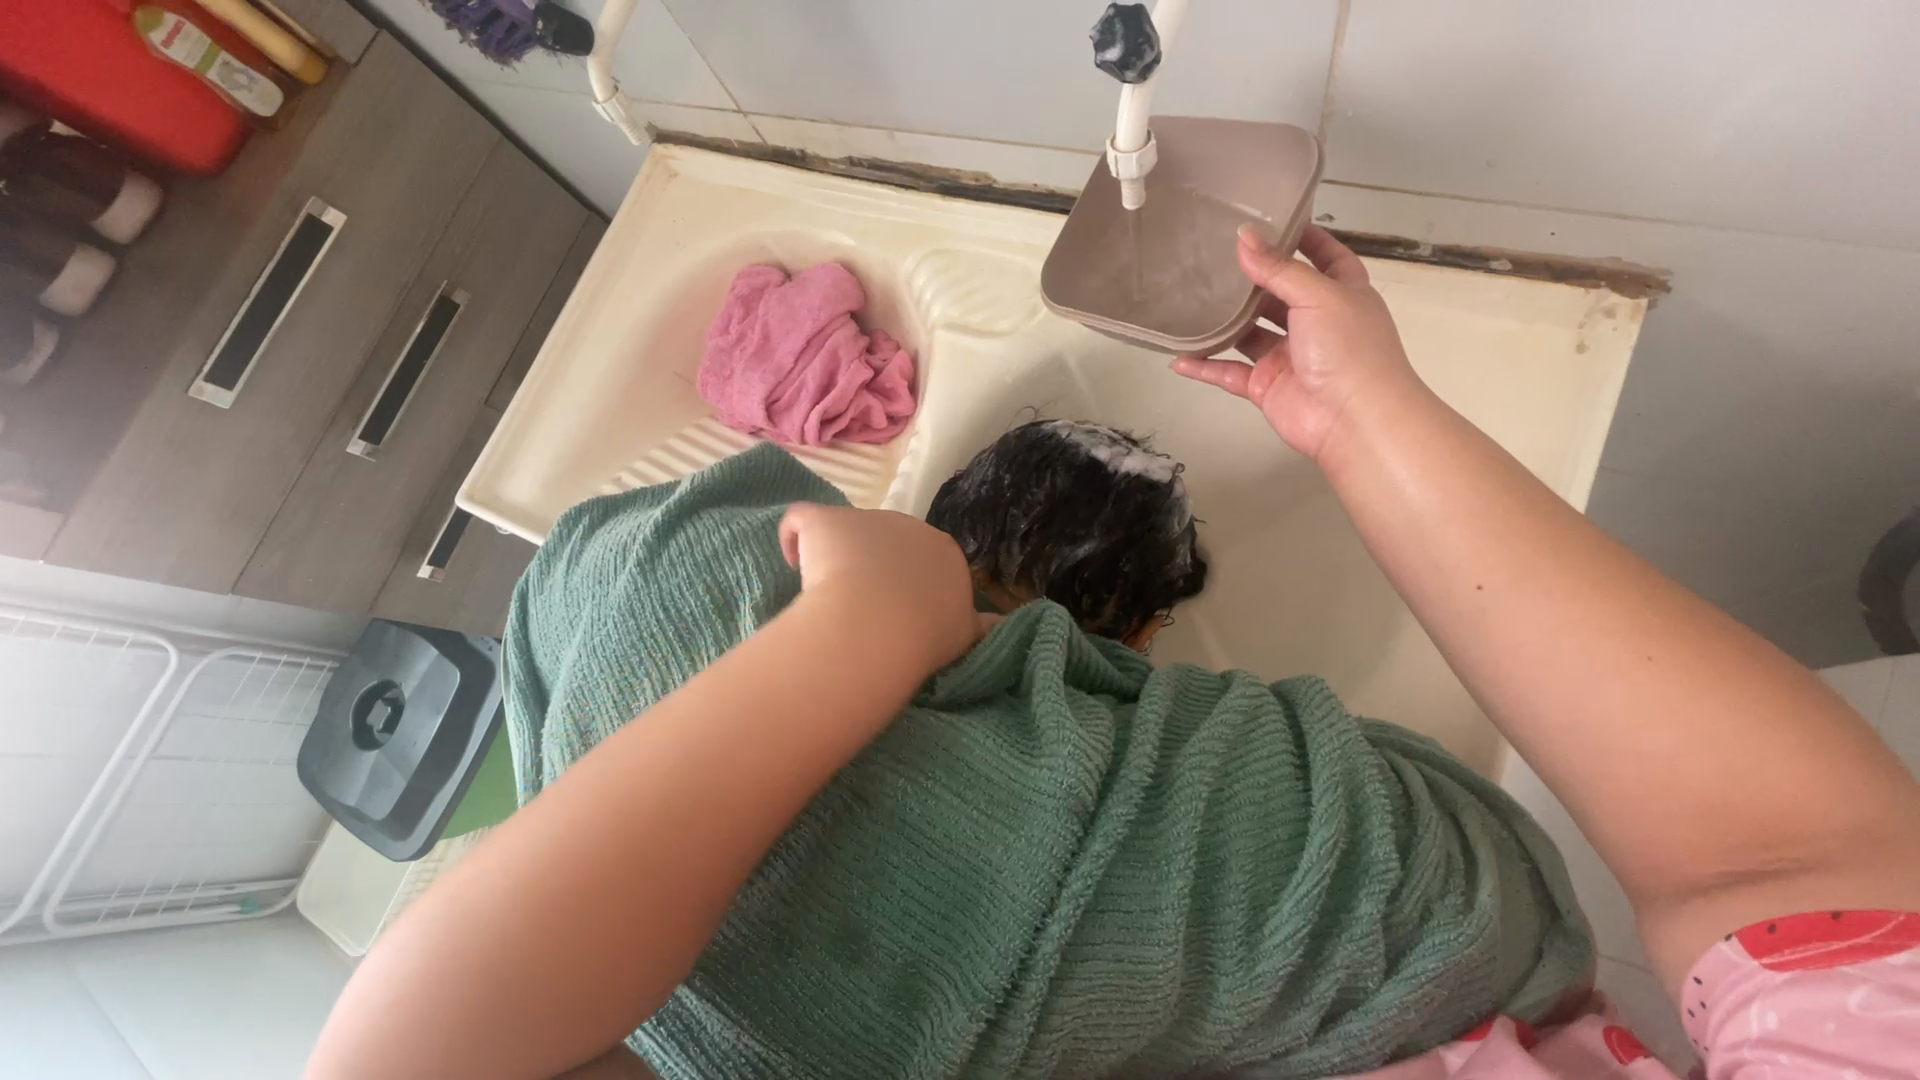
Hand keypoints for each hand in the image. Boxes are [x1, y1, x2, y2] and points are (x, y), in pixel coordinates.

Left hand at [778, 503, 985, 673]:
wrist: (877, 628)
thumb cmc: (923, 636)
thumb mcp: (964, 636)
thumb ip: (982, 627)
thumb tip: (1000, 624)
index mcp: (945, 552)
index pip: (921, 560)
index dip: (903, 586)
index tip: (890, 615)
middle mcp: (910, 527)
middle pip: (885, 543)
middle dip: (870, 569)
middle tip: (856, 610)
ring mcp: (867, 519)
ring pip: (846, 534)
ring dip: (834, 557)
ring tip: (823, 597)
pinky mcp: (826, 520)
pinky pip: (802, 520)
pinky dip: (795, 540)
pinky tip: (793, 565)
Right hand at [1171, 225, 1426, 463]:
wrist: (1353, 419)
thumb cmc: (1349, 348)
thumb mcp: (1318, 296)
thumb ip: (1279, 269)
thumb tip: (1244, 237)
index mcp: (1341, 294)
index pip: (1325, 257)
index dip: (1305, 239)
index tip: (1274, 219)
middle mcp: (1315, 323)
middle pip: (1279, 294)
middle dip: (1252, 279)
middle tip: (1214, 257)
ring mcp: (1289, 356)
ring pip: (1250, 333)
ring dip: (1224, 322)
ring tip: (1191, 300)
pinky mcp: (1266, 386)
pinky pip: (1230, 373)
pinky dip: (1206, 366)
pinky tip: (1180, 357)